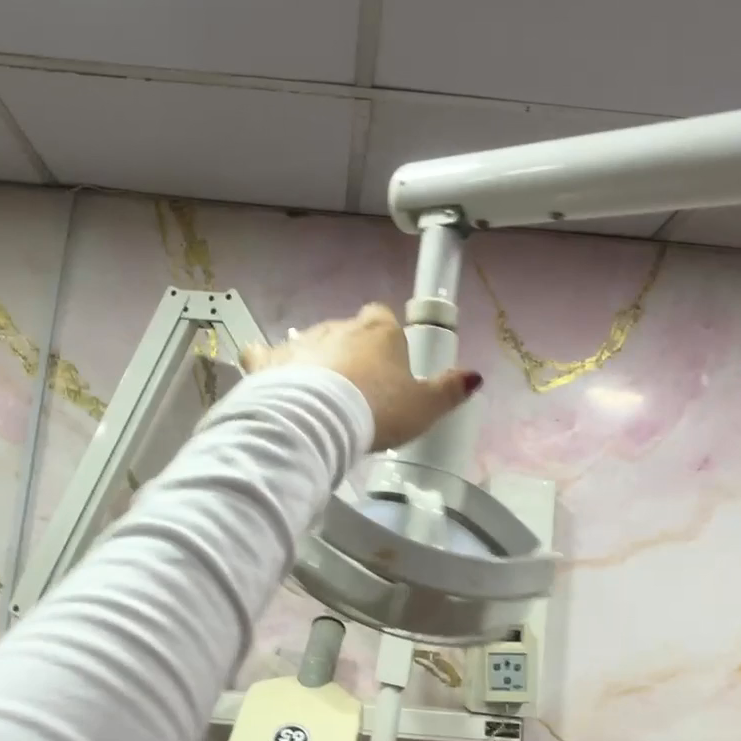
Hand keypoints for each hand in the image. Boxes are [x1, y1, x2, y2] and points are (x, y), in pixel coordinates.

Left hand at [238, 303, 482, 451]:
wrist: (316, 421)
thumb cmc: (376, 410)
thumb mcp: (424, 407)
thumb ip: (449, 390)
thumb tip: (475, 376)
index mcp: (378, 330)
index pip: (383, 318)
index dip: (386, 342)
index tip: (388, 368)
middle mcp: (337, 326)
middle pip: (346, 333)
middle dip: (349, 356)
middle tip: (355, 393)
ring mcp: (299, 342)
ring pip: (309, 345)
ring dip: (313, 364)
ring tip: (319, 398)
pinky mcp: (267, 361)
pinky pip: (264, 356)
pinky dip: (269, 366)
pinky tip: (271, 380)